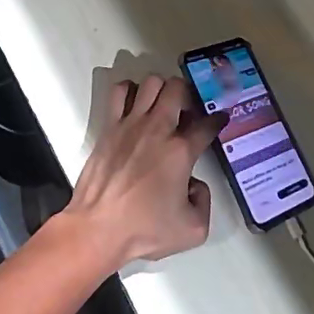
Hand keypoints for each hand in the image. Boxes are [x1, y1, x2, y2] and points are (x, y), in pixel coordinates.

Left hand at [59, 74, 224, 271]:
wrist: (95, 231)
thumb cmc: (142, 230)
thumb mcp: (192, 229)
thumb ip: (204, 202)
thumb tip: (195, 186)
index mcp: (181, 150)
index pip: (208, 123)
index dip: (217, 120)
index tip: (218, 120)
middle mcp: (159, 129)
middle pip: (178, 88)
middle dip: (187, 95)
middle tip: (186, 110)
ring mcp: (132, 124)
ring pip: (151, 82)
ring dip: (160, 89)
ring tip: (161, 105)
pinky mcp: (110, 128)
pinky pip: (120, 92)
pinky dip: (129, 91)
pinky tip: (134, 104)